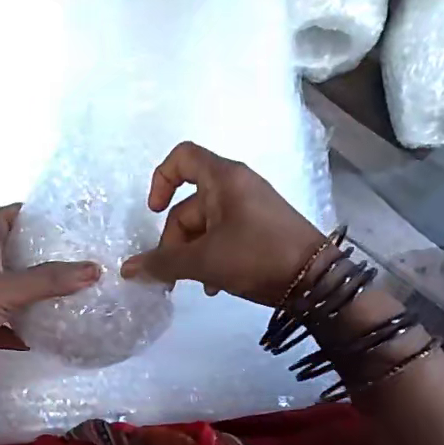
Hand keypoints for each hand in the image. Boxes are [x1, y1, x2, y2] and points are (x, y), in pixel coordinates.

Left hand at [0, 203, 99, 361]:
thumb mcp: (7, 288)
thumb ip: (48, 281)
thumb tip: (94, 269)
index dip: (18, 212)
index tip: (44, 213)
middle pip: (6, 255)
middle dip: (32, 253)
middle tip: (66, 254)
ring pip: (7, 291)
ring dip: (30, 292)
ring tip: (65, 291)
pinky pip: (5, 326)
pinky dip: (23, 329)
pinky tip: (46, 333)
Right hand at [119, 142, 324, 307]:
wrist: (315, 279)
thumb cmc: (256, 257)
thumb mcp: (204, 261)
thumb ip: (163, 263)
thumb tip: (128, 270)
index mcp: (223, 179)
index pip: (182, 158)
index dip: (160, 180)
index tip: (153, 212)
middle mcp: (236, 186)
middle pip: (189, 204)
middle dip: (175, 240)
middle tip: (173, 274)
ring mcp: (250, 208)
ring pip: (205, 226)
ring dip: (193, 255)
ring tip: (196, 283)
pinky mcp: (261, 229)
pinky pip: (224, 236)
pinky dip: (213, 257)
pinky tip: (215, 286)